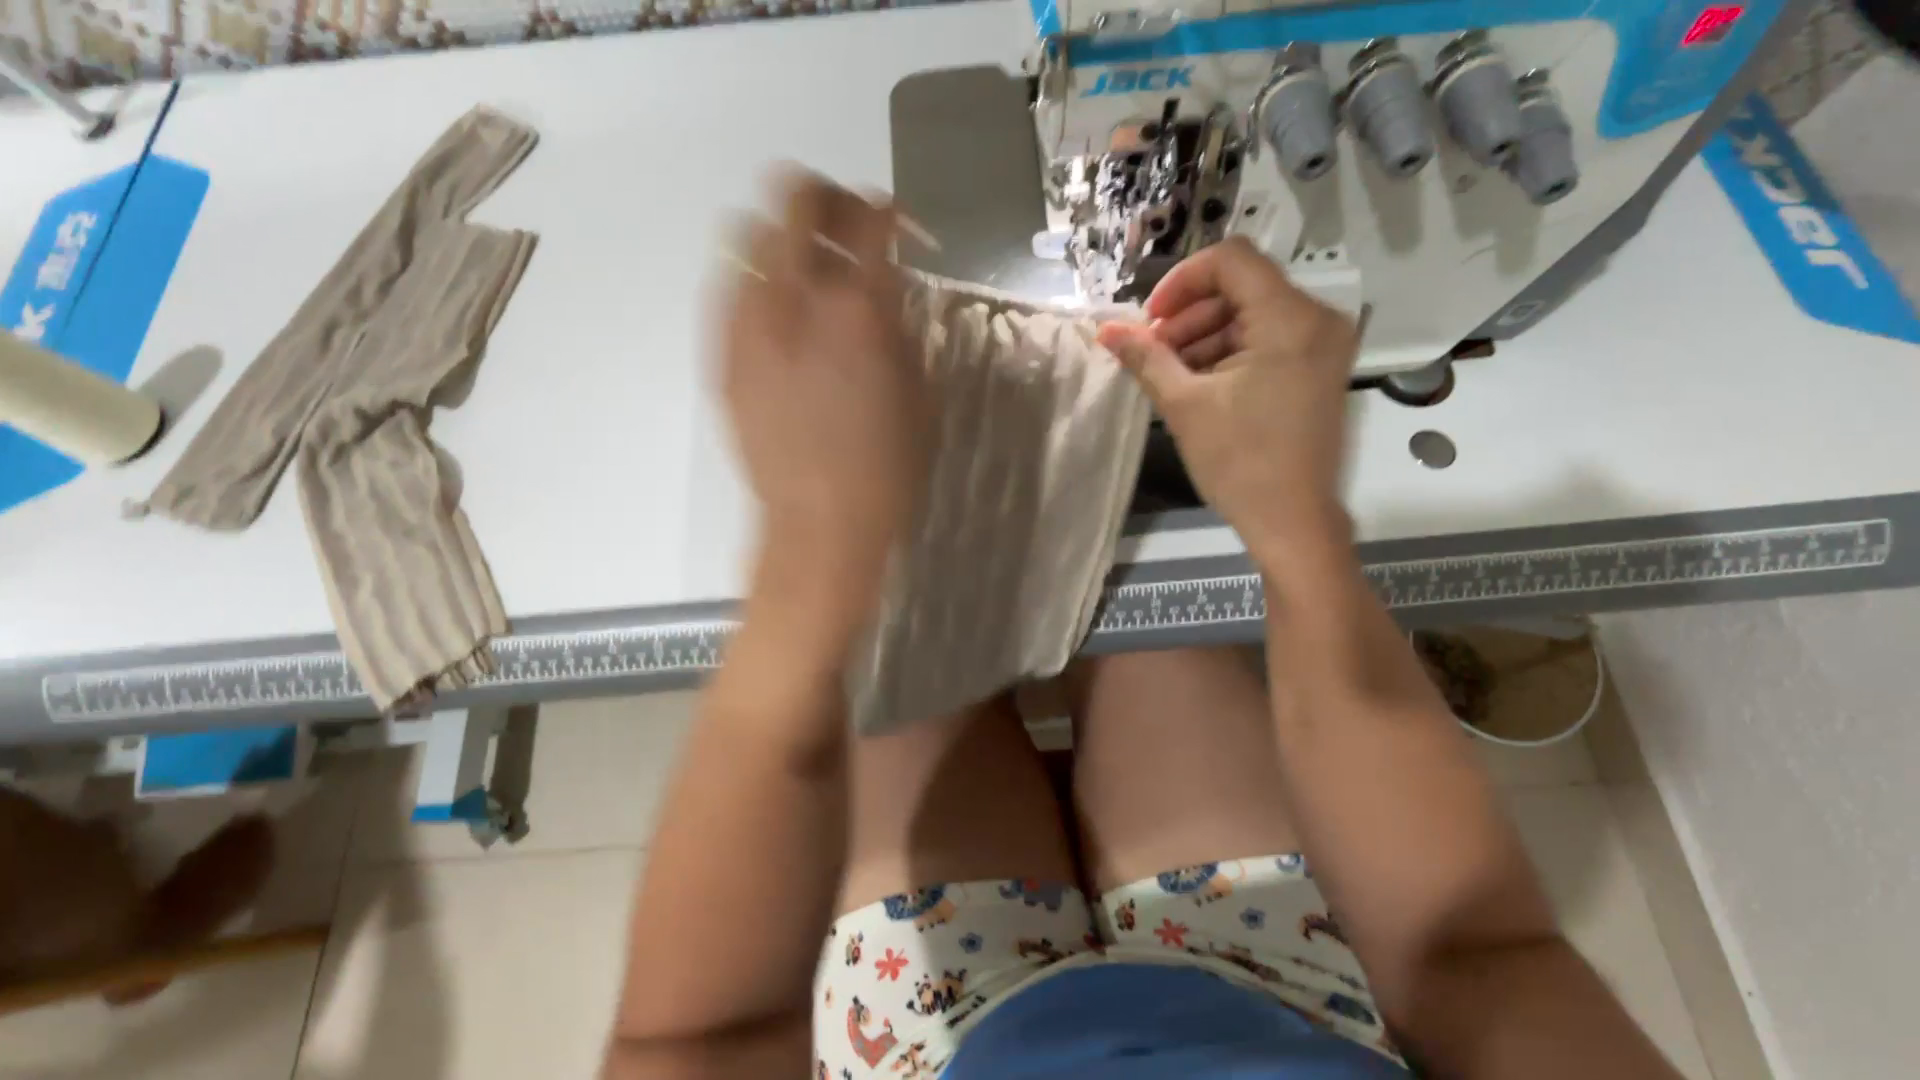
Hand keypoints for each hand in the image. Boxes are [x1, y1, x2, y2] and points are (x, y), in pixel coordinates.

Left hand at [717, 168, 929, 629]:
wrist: (818, 527)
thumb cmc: (888, 470)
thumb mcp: (919, 390)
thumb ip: (899, 324)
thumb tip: (883, 289)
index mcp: (860, 309)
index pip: (870, 217)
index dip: (887, 210)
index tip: (895, 227)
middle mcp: (796, 299)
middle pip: (796, 196)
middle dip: (826, 200)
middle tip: (844, 231)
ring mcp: (747, 323)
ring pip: (747, 231)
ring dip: (783, 237)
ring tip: (805, 274)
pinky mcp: (720, 353)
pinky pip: (727, 287)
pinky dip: (754, 282)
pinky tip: (778, 318)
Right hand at [1097, 238, 1357, 570]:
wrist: (1294, 522)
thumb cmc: (1240, 463)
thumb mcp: (1184, 405)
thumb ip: (1145, 357)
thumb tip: (1104, 329)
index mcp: (1290, 318)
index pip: (1231, 260)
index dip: (1182, 281)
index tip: (1151, 320)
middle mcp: (1318, 319)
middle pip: (1243, 286)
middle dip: (1190, 314)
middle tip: (1154, 352)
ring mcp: (1324, 344)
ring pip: (1254, 313)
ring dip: (1206, 334)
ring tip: (1171, 373)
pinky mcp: (1321, 368)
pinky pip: (1270, 338)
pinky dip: (1232, 351)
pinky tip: (1200, 384)